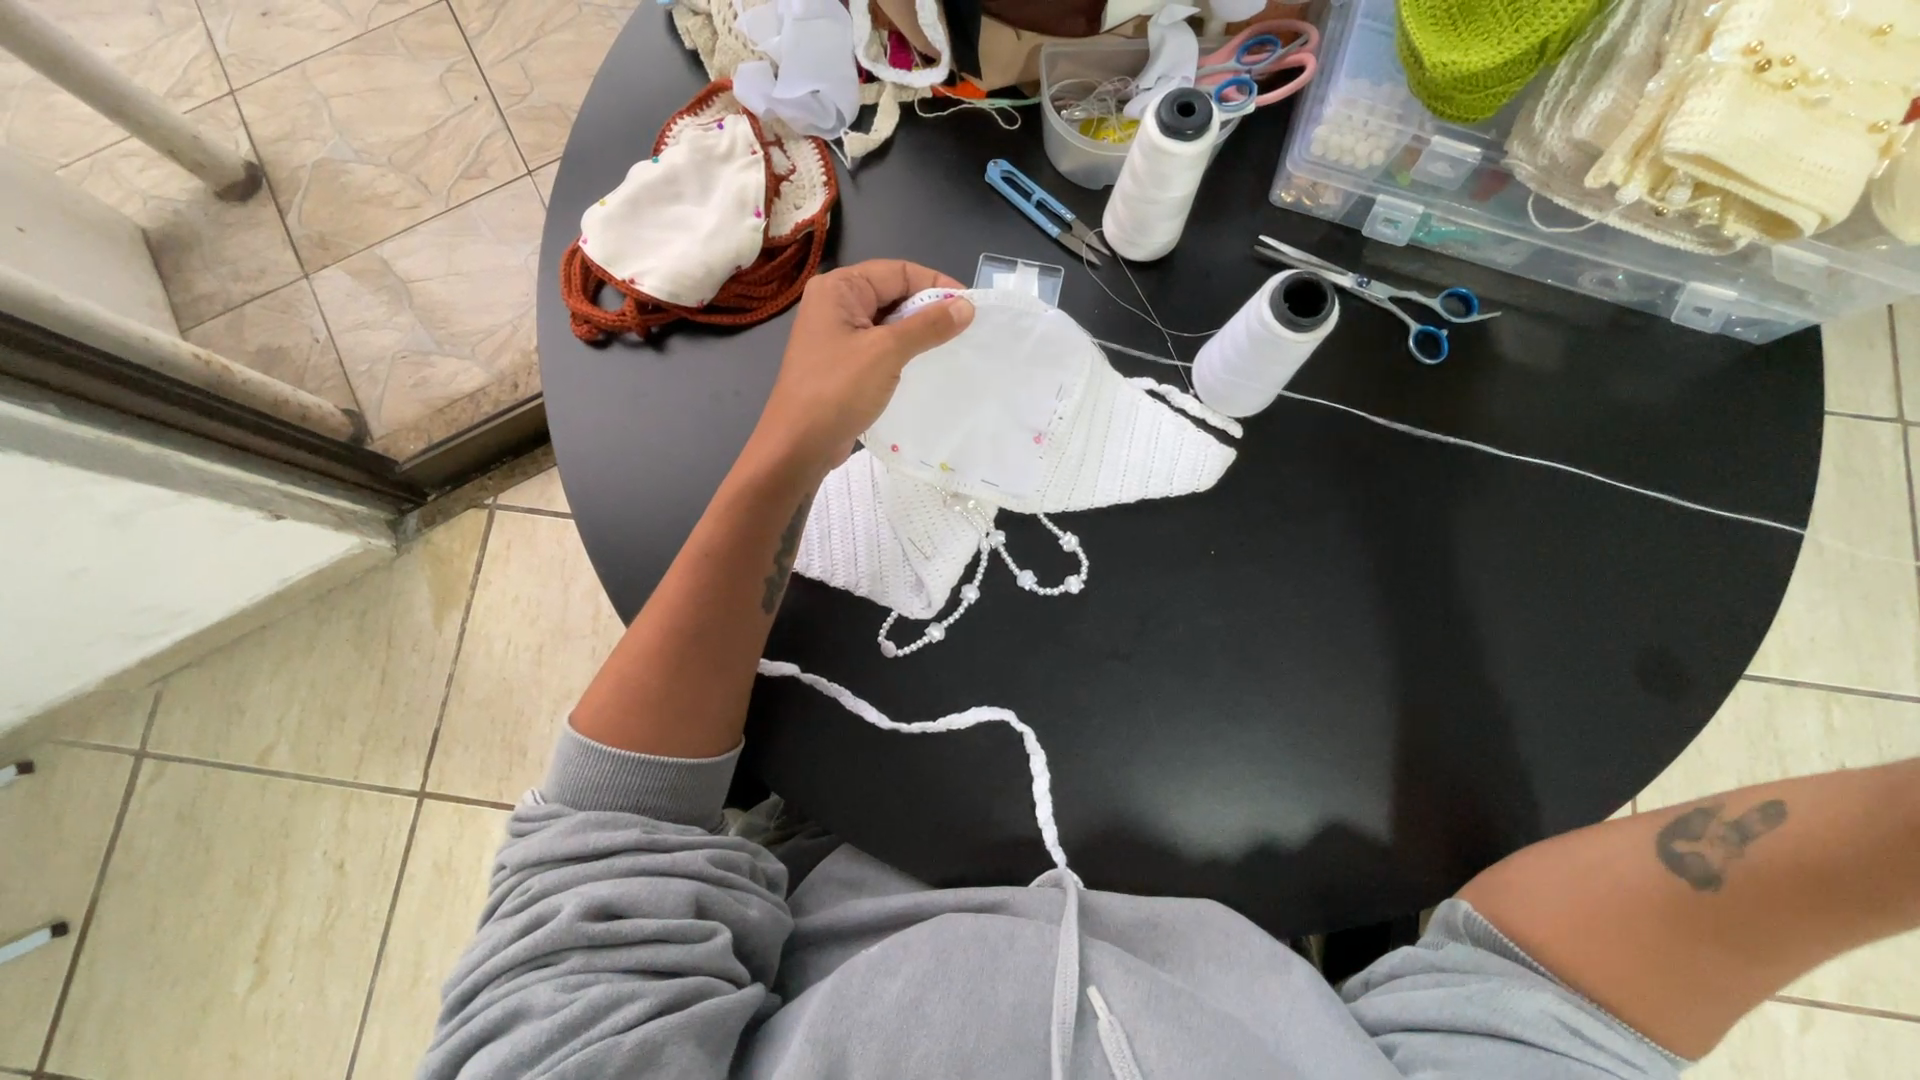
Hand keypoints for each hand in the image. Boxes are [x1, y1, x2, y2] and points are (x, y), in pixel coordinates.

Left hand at [752, 260, 973, 471]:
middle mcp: (835, 304)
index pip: (897, 271)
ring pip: (888, 322)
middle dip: (928, 308)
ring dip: (918, 331)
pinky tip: (925, 365)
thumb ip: (928, 326)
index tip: (969, 306)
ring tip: (951, 346)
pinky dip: (903, 351)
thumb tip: (966, 307)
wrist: (799, 445)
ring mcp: (836, 335)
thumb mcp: (887, 352)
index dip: (935, 284)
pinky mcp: (842, 363)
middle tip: (964, 329)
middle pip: (893, 293)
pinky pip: (880, 346)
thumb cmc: (838, 390)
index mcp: (838, 288)